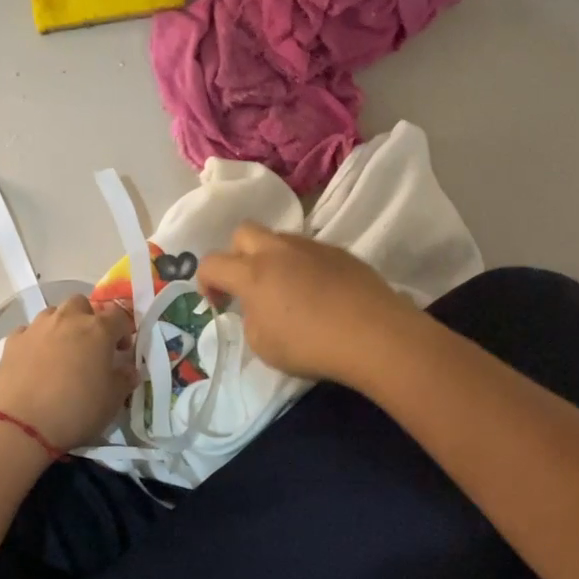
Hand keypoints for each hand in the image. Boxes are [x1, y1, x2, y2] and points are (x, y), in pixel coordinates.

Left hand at [0, 294, 137, 450]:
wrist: (24, 424)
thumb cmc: (77, 410)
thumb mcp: (112, 401)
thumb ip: (124, 379)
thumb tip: (128, 370)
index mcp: (97, 330)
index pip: (118, 316)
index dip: (123, 330)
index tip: (122, 350)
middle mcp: (66, 320)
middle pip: (81, 304)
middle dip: (88, 318)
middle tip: (90, 345)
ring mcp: (36, 328)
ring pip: (52, 314)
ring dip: (61, 326)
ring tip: (62, 352)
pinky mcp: (12, 342)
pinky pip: (28, 332)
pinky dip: (35, 342)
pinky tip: (35, 362)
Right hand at [197, 222, 421, 383]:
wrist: (373, 335)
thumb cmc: (309, 346)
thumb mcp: (263, 345)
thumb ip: (251, 319)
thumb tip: (258, 307)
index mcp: (253, 274)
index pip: (211, 263)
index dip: (205, 282)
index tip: (218, 304)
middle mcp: (279, 251)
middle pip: (244, 232)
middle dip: (236, 256)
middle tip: (247, 287)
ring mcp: (313, 248)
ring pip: (280, 239)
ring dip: (272, 260)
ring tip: (286, 293)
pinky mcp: (341, 253)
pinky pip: (310, 252)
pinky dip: (303, 268)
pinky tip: (318, 296)